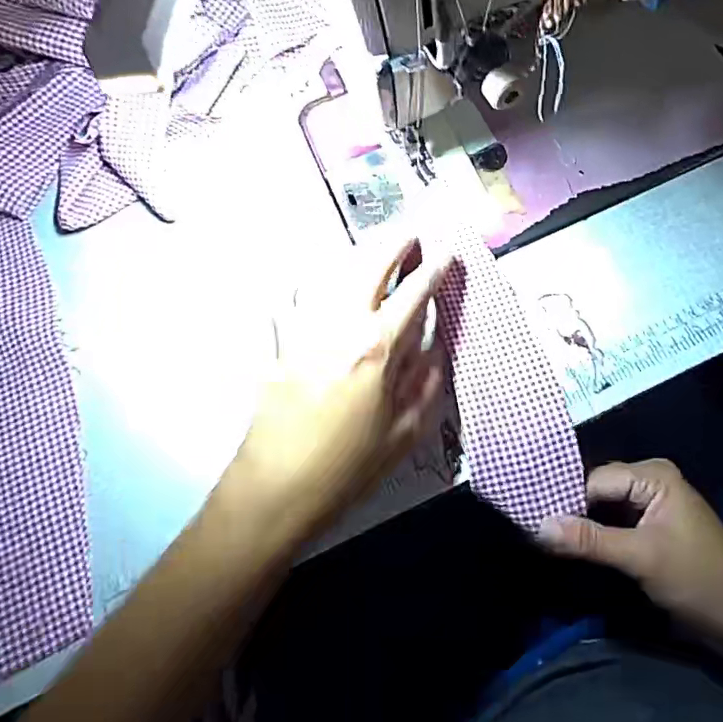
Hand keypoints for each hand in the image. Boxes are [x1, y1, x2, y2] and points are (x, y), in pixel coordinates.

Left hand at [220, 235, 451, 544]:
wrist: (277, 486)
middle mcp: (339, 326)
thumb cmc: (348, 466)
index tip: (446, 254)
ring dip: (355, 258)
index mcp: (377, 347)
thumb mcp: (405, 432)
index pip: (413, 293)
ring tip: (371, 254)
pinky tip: (318, 286)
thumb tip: (437, 346)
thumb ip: (427, 382)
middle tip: (410, 236)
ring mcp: (303, 330)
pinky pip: (295, 300)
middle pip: (369, 266)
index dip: (434, 269)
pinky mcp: (277, 343)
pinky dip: (311, 286)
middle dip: (393, 244)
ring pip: (330, 274)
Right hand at [537, 460, 722, 638]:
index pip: (593, 480)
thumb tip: (537, 526)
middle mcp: (649, 480)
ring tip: (543, 536)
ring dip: (579, 524)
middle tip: (532, 528)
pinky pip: (611, 522)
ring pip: (600, 507)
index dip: (564, 500)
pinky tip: (570, 545)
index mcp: (653, 475)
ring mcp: (650, 504)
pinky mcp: (649, 527)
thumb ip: (589, 540)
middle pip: (594, 489)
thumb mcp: (641, 559)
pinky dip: (593, 534)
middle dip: (569, 510)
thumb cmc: (701, 582)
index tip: (532, 520)